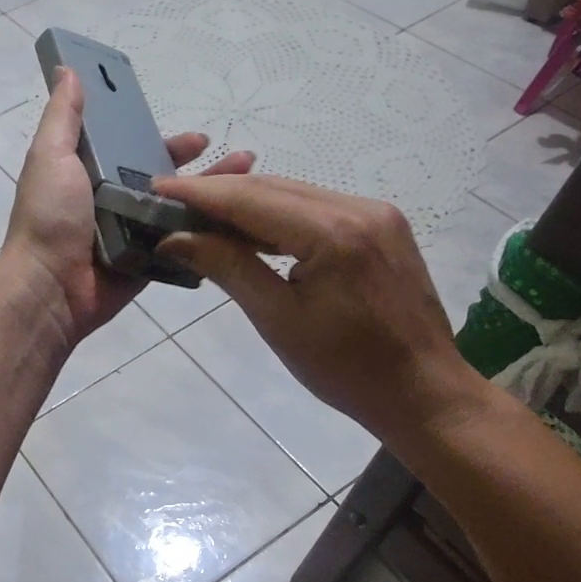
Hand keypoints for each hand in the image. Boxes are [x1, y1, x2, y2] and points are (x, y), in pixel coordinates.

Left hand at [0, 67, 252, 345]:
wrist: (51, 287)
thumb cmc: (49, 217)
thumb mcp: (51, 156)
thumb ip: (64, 117)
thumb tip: (68, 70)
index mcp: (88, 174)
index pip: (132, 148)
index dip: (163, 140)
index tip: (197, 138)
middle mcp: (113, 201)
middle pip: (165, 179)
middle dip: (200, 169)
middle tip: (238, 158)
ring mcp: (133, 233)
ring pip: (181, 209)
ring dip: (216, 194)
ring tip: (252, 179)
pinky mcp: (148, 261)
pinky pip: (184, 242)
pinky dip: (211, 230)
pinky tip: (243, 219)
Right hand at [150, 174, 482, 441]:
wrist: (426, 393)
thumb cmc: (347, 369)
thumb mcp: (277, 320)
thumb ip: (227, 266)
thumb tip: (173, 237)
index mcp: (334, 234)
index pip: (250, 199)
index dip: (199, 192)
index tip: (155, 188)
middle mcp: (358, 209)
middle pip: (271, 188)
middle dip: (217, 193)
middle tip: (168, 203)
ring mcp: (375, 213)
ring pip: (292, 193)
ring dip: (244, 202)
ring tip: (198, 216)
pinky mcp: (381, 225)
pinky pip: (314, 206)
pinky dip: (275, 214)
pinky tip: (249, 229)